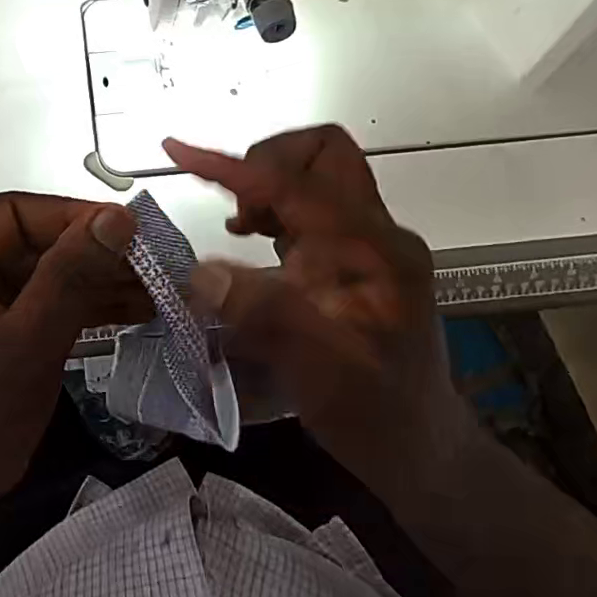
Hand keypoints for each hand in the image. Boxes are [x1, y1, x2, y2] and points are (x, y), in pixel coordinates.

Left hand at [0, 193, 149, 510]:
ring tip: (154, 285)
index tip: (123, 226)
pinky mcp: (1, 333)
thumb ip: (68, 279)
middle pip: (31, 243)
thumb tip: (114, 220)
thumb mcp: (22, 346)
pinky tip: (134, 309)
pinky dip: (88, 307)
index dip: (67, 215)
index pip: (8, 215)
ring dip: (97, 280)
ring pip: (46, 274)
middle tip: (150, 258)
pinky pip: (48, 305)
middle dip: (90, 252)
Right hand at [164, 127, 471, 486]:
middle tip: (232, 210)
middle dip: (263, 163)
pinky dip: (269, 206)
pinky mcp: (350, 253)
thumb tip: (201, 275)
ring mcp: (365, 241)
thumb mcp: (319, 371)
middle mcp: (374, 233)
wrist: (418, 444)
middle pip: (322, 152)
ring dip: (265, 185)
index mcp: (372, 251)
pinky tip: (251, 240)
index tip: (178, 152)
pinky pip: (306, 203)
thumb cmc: (376, 411)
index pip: (295, 184)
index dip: (231, 166)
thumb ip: (265, 315)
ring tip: (239, 229)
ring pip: (313, 173)